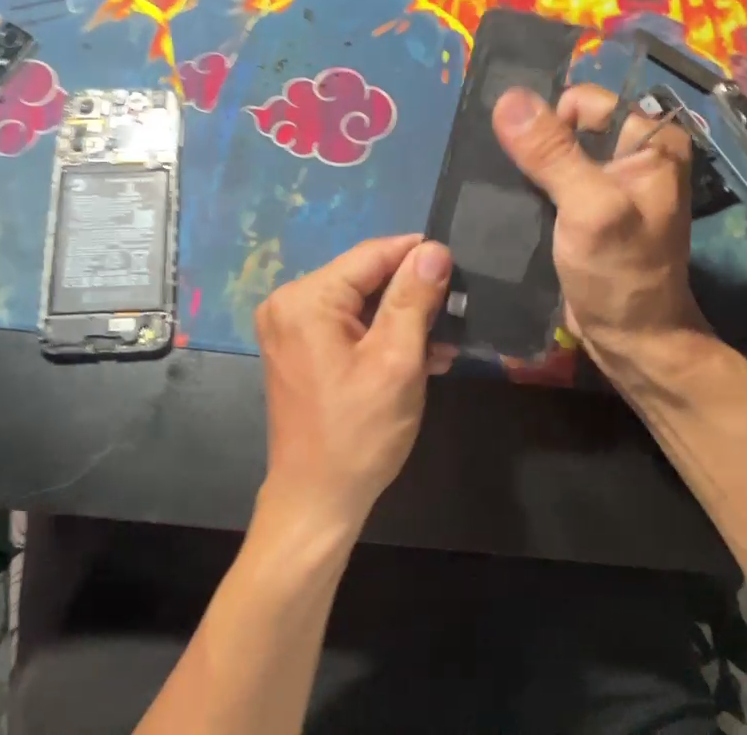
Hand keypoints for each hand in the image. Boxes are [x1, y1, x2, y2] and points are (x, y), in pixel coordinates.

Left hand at [254, 235, 454, 529]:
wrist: (317, 498)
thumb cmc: (359, 432)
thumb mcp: (397, 361)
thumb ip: (414, 299)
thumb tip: (433, 249)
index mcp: (305, 299)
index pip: (370, 255)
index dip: (417, 255)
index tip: (459, 265)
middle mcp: (288, 303)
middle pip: (363, 278)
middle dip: (411, 295)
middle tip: (456, 314)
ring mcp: (289, 328)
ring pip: (358, 304)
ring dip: (401, 320)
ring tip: (443, 345)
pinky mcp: (298, 350)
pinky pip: (345, 327)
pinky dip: (379, 337)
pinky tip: (418, 358)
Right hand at [492, 85, 726, 401]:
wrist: (632, 341)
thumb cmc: (622, 275)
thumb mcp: (590, 209)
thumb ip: (553, 153)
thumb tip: (509, 98)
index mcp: (652, 140)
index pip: (586, 102)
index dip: (555, 125)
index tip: (542, 167)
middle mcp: (634, 155)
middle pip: (566, 126)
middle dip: (538, 149)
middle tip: (526, 187)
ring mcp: (610, 184)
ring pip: (553, 156)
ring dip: (530, 172)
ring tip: (515, 199)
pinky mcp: (587, 211)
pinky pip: (551, 184)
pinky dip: (532, 192)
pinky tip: (518, 210)